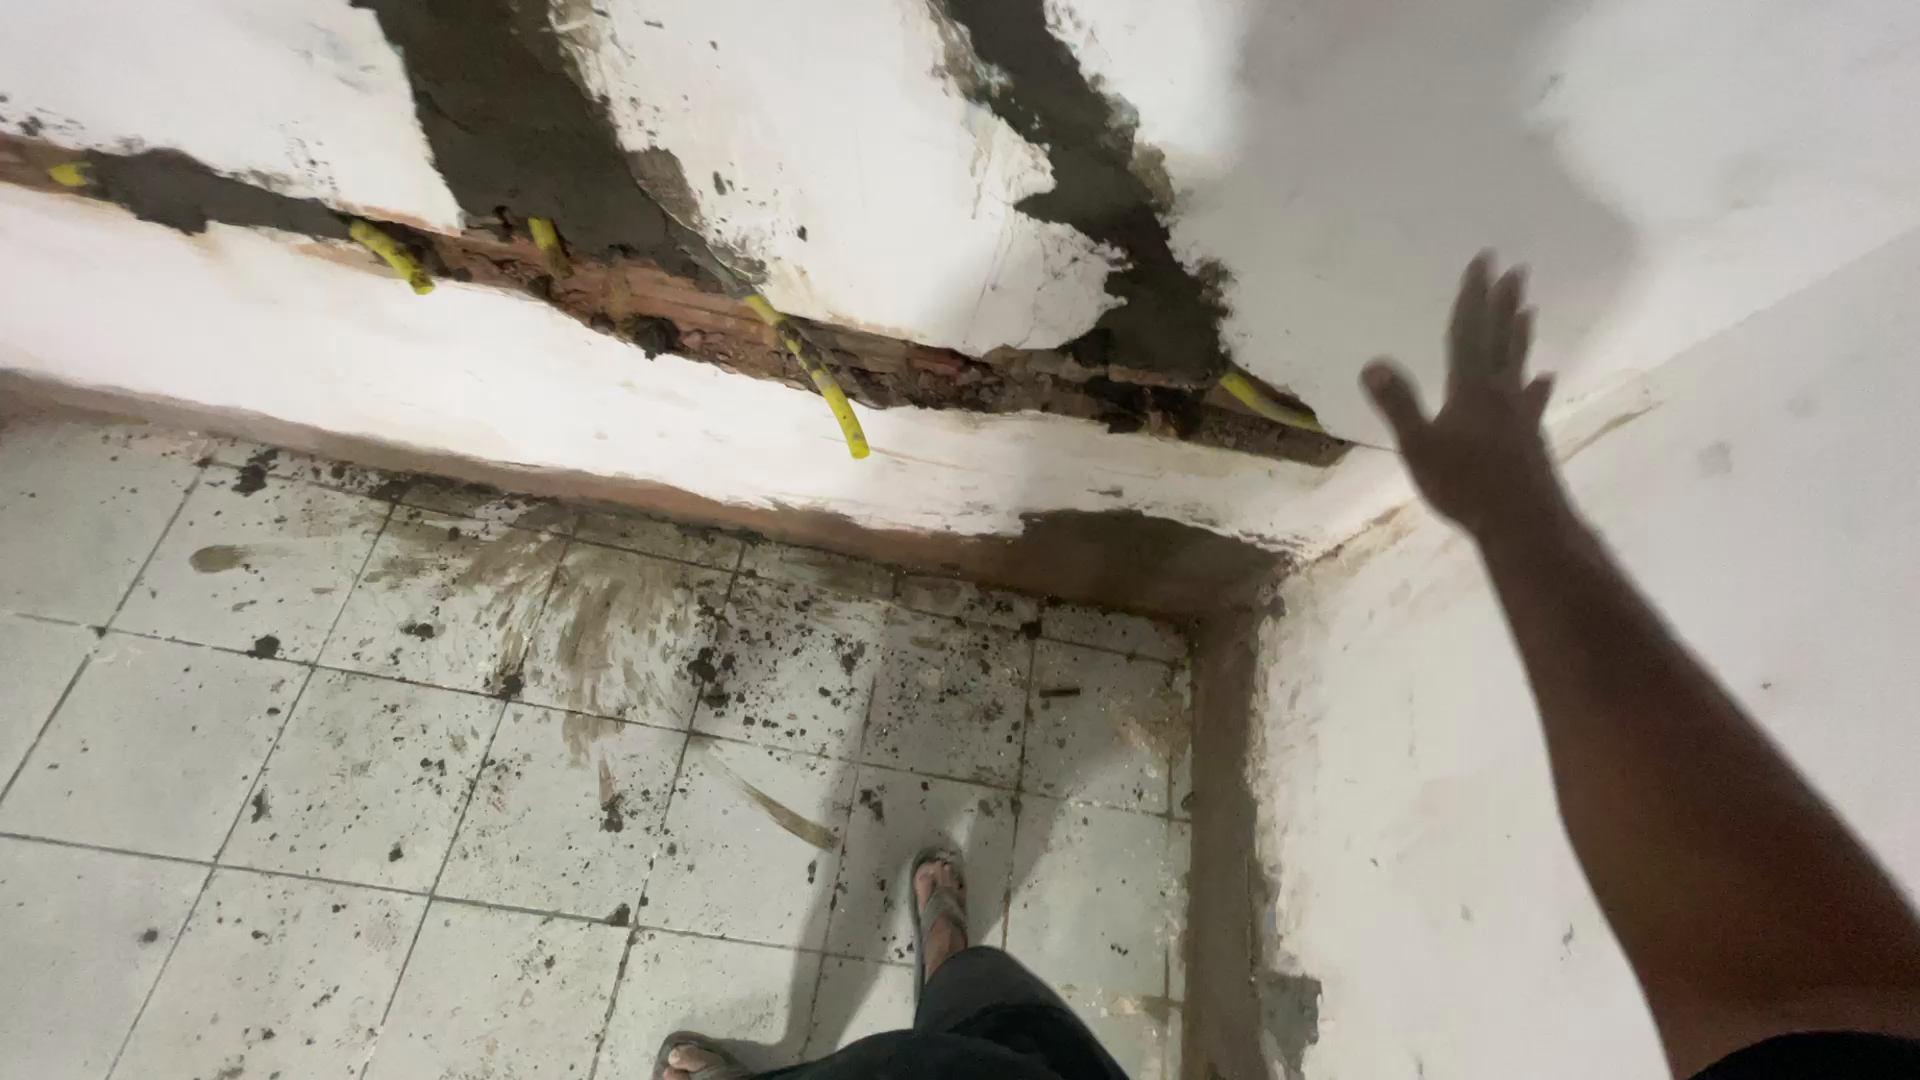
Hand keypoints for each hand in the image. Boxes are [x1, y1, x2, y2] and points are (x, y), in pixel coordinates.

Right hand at [1361, 251, 1567, 537]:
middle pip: (1499, 340)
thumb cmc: (1464, 484)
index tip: (1482, 262)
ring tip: (1528, 308)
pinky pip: (1531, 400)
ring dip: (1520, 334)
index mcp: (1468, 391)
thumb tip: (1372, 362)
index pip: (1467, 335)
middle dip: (1502, 304)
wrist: (1522, 521)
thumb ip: (1398, 403)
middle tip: (1512, 270)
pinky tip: (1544, 380)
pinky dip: (1536, 385)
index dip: (1472, 299)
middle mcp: (1498, 393)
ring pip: (1517, 364)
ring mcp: (1518, 414)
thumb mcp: (1418, 446)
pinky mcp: (1528, 436)